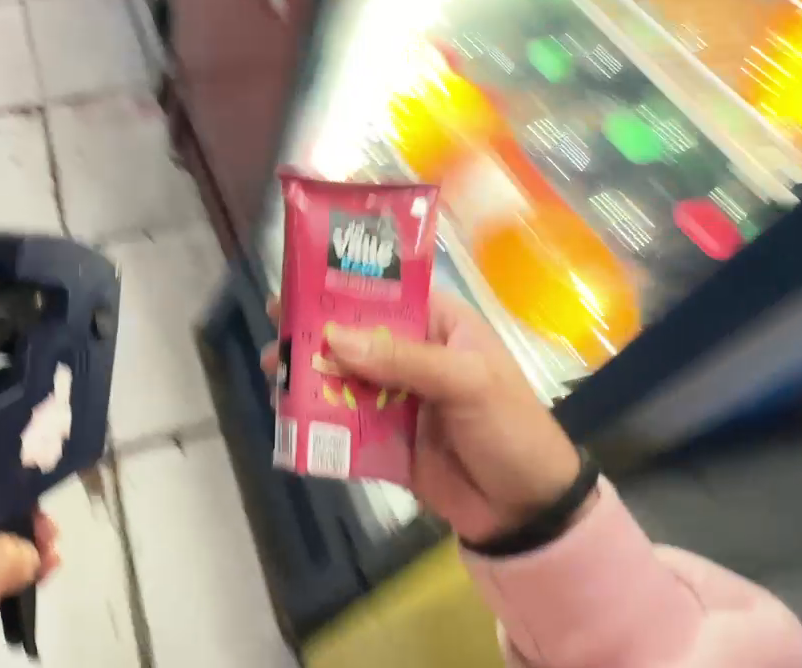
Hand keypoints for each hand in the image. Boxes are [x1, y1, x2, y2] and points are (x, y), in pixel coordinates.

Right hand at [264, 291, 582, 543]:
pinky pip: (342, 417)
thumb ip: (403, 359)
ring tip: (272, 368)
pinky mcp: (382, 434)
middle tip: (274, 326)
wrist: (528, 516)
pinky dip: (315, 412)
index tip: (297, 285)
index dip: (340, 286)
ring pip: (341, 373)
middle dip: (313, 330)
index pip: (383, 292)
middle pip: (353, 332)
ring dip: (307, 370)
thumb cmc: (511, 430)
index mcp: (438, 324)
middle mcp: (411, 352)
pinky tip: (286, 408)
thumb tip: (334, 339)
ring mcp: (394, 394)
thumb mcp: (467, 383)